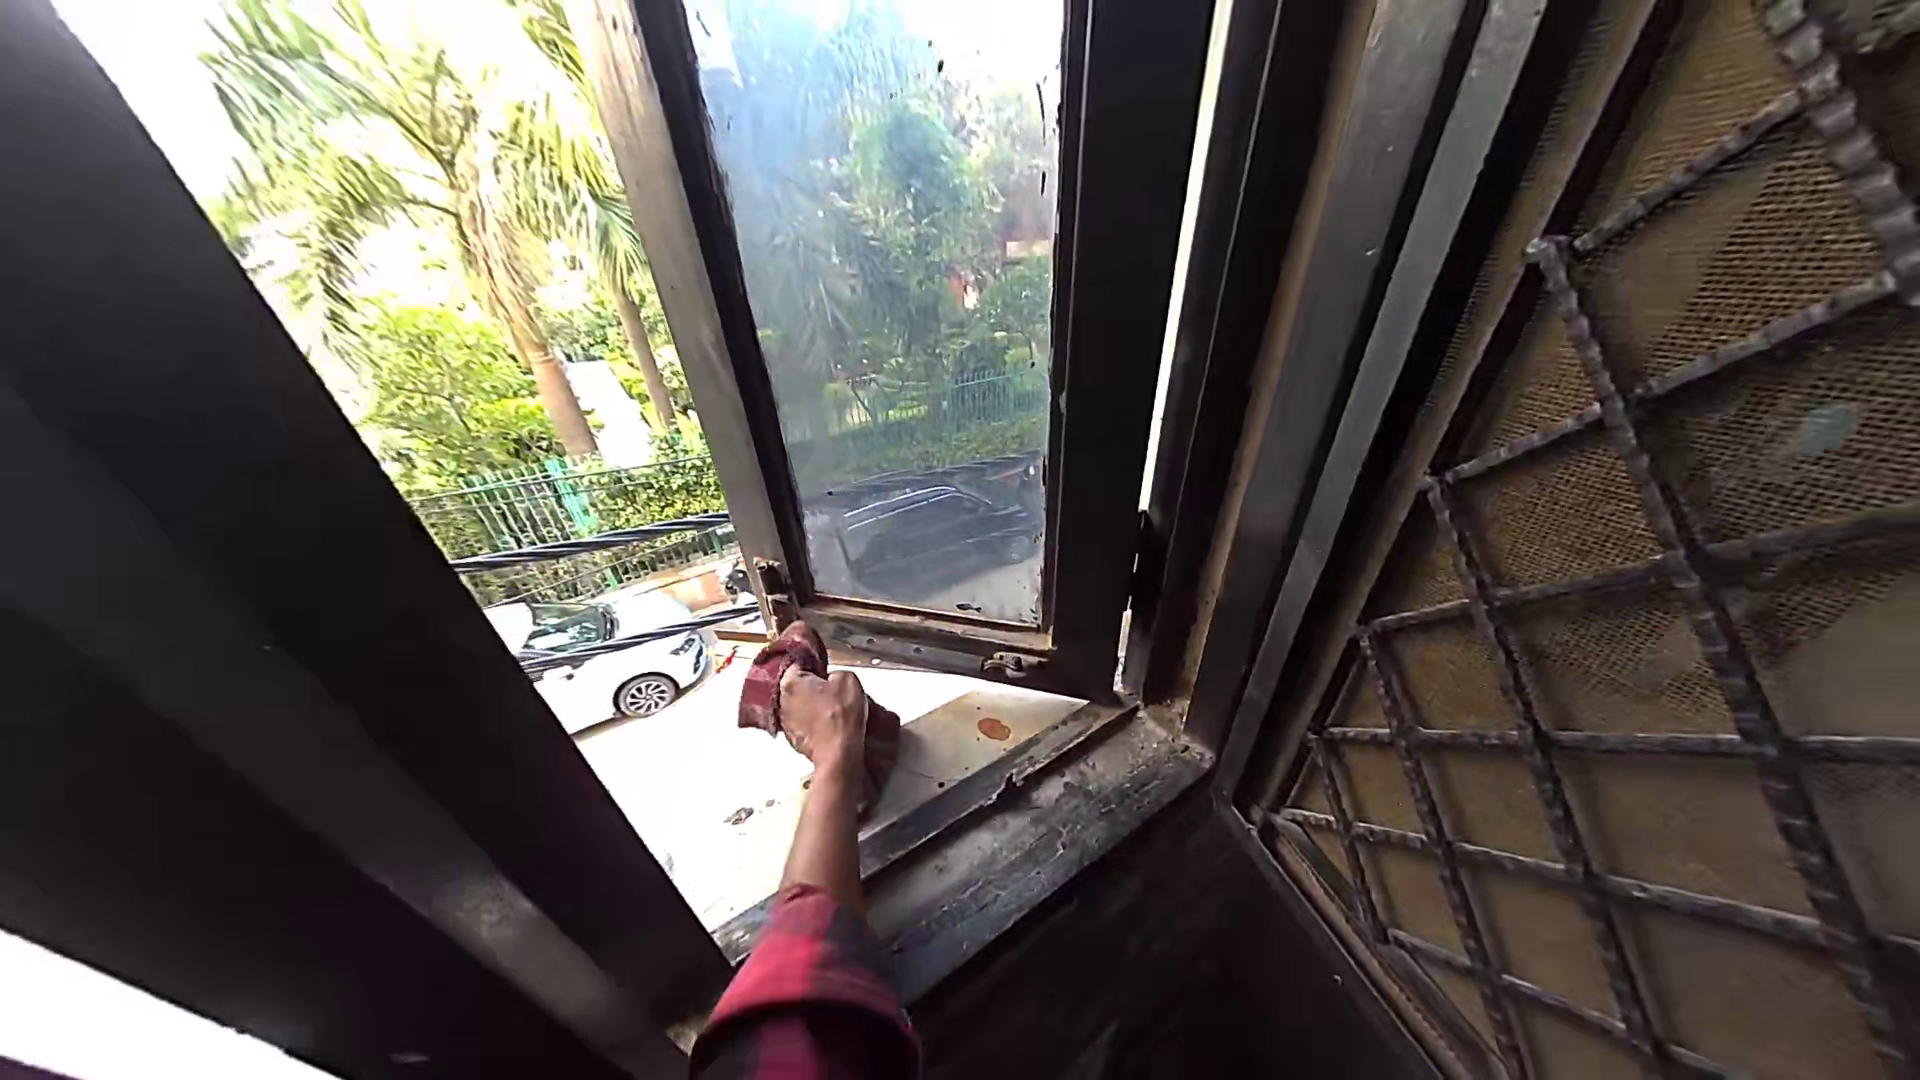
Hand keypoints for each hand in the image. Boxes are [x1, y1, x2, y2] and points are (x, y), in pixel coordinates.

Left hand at [779, 667, 867, 776]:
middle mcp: (781, 700)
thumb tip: (832, 679)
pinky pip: (801, 723)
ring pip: (797, 704)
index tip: (821, 665)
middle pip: (794, 685)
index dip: (812, 663)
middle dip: (809, 684)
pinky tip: (827, 722)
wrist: (838, 752)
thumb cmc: (840, 716)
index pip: (796, 663)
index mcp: (790, 681)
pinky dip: (811, 722)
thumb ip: (835, 672)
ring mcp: (785, 721)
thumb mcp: (848, 679)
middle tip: (828, 686)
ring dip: (809, 704)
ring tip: (830, 707)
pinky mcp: (792, 739)